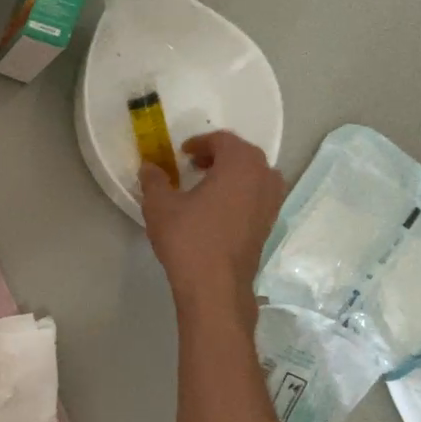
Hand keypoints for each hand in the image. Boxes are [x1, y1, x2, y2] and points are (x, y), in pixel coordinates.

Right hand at [139, 130, 284, 323]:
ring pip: (254, 174)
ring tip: (206, 186)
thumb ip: (154, 181)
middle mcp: (264, 176)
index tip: (181, 153)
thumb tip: (149, 167)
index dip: (201, 142)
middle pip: (243, 154)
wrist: (215, 281)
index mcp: (239, 164)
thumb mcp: (159, 206)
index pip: (224, 140)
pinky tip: (217, 208)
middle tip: (193, 166)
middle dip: (217, 156)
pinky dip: (239, 191)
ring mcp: (272, 199)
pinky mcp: (269, 220)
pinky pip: (257, 194)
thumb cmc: (187, 238)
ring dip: (231, 174)